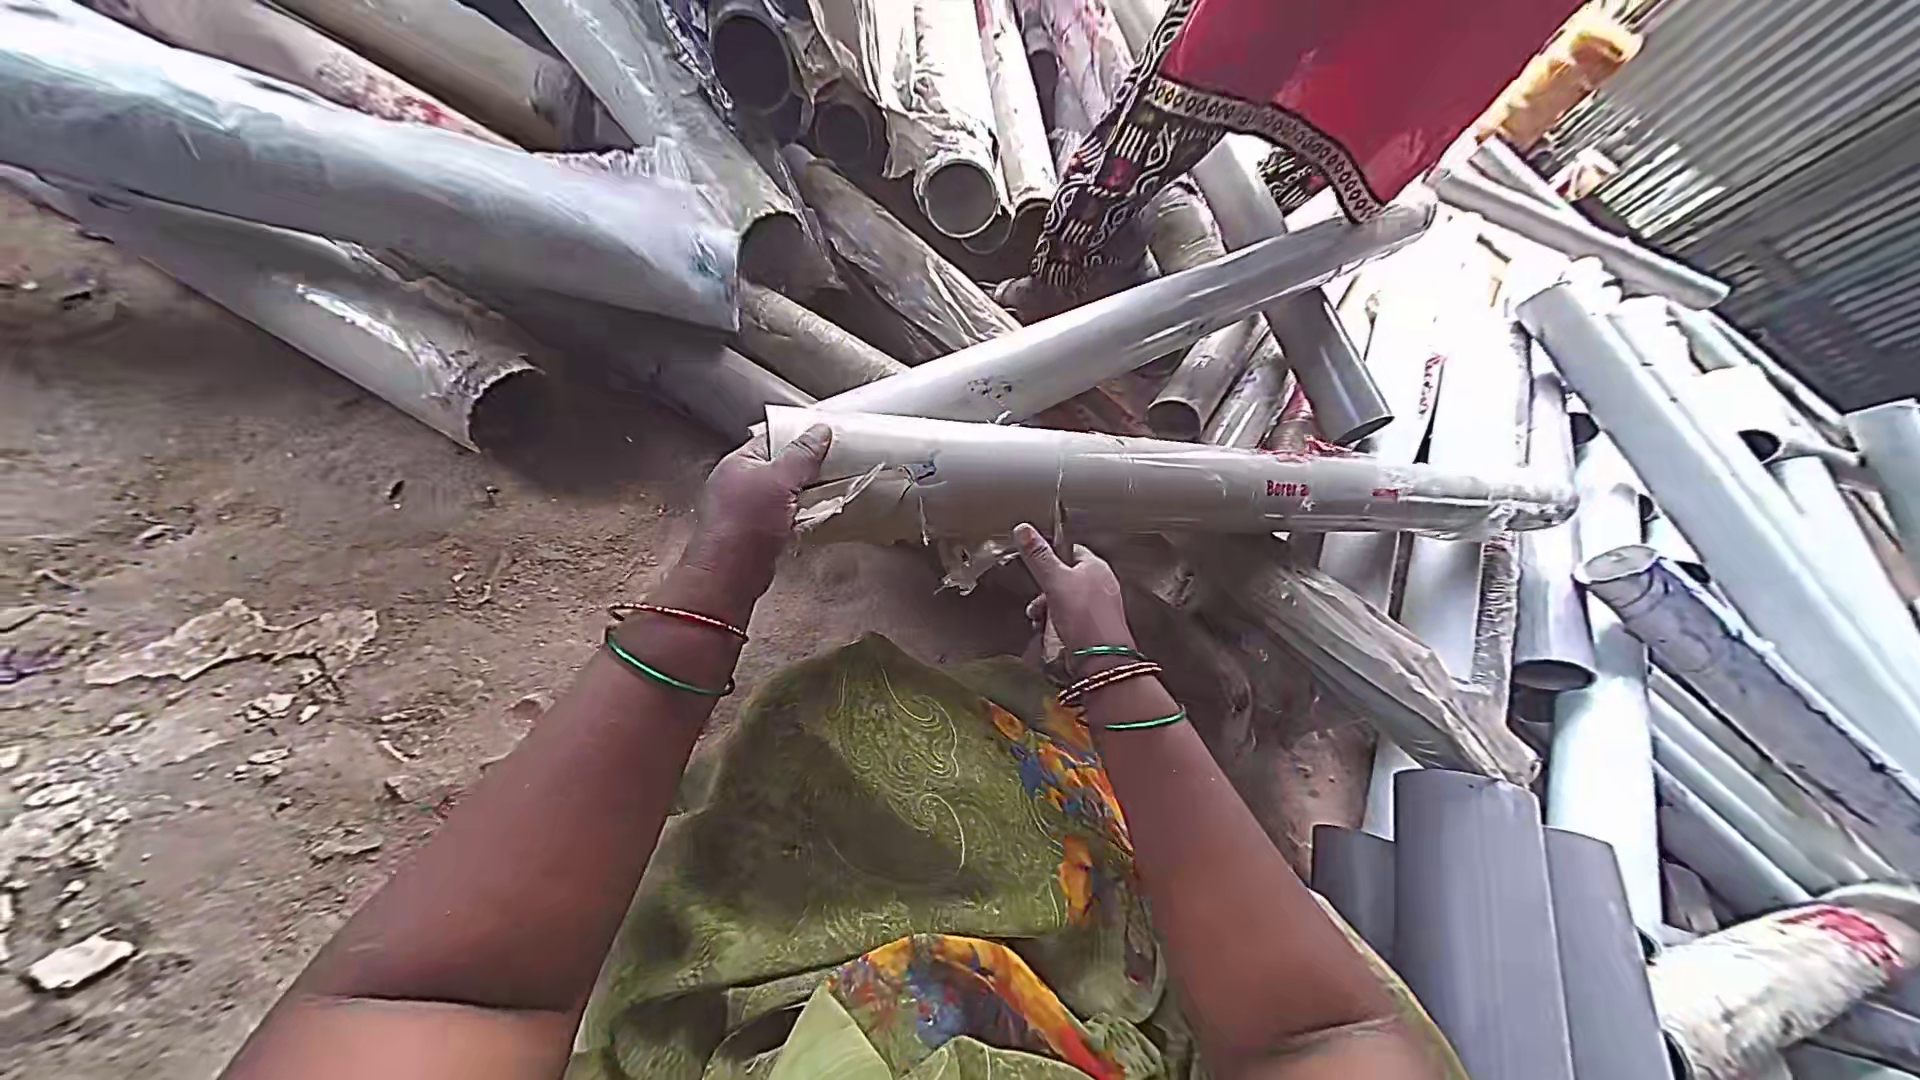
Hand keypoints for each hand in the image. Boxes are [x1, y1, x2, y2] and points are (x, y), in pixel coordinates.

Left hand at [672, 424, 831, 613]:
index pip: (772, 438)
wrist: (732, 573)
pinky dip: (801, 516)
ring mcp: (748, 509)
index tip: (825, 438)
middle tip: (831, 467)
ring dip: (806, 495)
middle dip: (806, 469)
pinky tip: (812, 517)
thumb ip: (801, 454)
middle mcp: (740, 483)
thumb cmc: (744, 523)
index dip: (798, 436)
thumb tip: (819, 431)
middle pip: (781, 466)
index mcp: (739, 462)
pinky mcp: (759, 532)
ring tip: (826, 493)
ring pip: (786, 493)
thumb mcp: (779, 479)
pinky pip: (786, 516)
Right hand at [1012, 523, 1134, 654]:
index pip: (1072, 551)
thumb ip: (1039, 556)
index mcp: (1096, 567)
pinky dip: (1056, 624)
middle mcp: (1101, 585)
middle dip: (1045, 589)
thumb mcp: (1055, 581)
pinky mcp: (1093, 628)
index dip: (1053, 556)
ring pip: (1064, 601)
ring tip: (1039, 619)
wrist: (1101, 659)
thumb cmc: (1084, 616)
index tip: (1037, 564)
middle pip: (1065, 578)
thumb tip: (1023, 528)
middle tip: (1037, 600)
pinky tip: (1049, 632)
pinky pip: (1069, 619)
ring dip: (1047, 609)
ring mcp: (1098, 608)